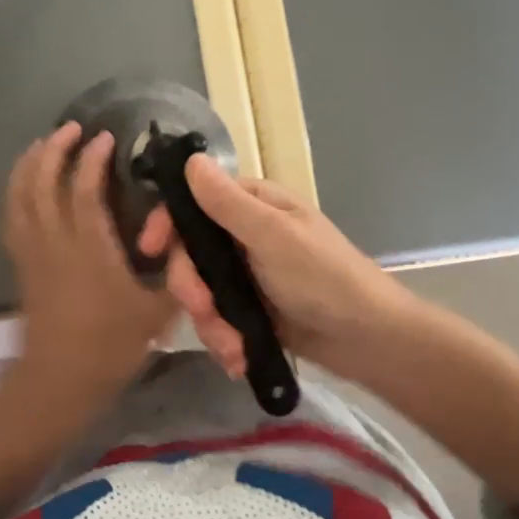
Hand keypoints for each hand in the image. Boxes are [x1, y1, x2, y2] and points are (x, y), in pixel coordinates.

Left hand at [1, 121, 177, 402]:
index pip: (84, 189)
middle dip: (54, 149)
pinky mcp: (21, 264)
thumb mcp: (157, 312)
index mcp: (89, 247)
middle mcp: (55, 241)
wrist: (58, 382)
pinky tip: (24, 185)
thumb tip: (190, 242)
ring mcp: (32, 251)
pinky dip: (15, 192)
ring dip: (29, 164)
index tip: (105, 138)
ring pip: (20, 195)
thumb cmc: (110, 347)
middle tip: (71, 129)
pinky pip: (11, 217)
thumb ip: (175, 274)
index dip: (92, 159)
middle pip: (42, 182)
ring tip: (43, 144)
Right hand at [139, 155, 402, 378]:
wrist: (368, 340)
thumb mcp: (273, 237)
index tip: (149, 249)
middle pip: (190, 254)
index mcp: (253, 206)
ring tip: (232, 349)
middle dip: (192, 288)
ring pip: (201, 292)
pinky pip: (218, 320)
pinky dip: (223, 340)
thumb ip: (228, 203)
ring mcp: (247, 276)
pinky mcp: (251, 312)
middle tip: (203, 310)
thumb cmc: (325, 277)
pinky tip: (237, 359)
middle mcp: (244, 236)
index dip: (166, 224)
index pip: (193, 203)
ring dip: (210, 324)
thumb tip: (190, 160)